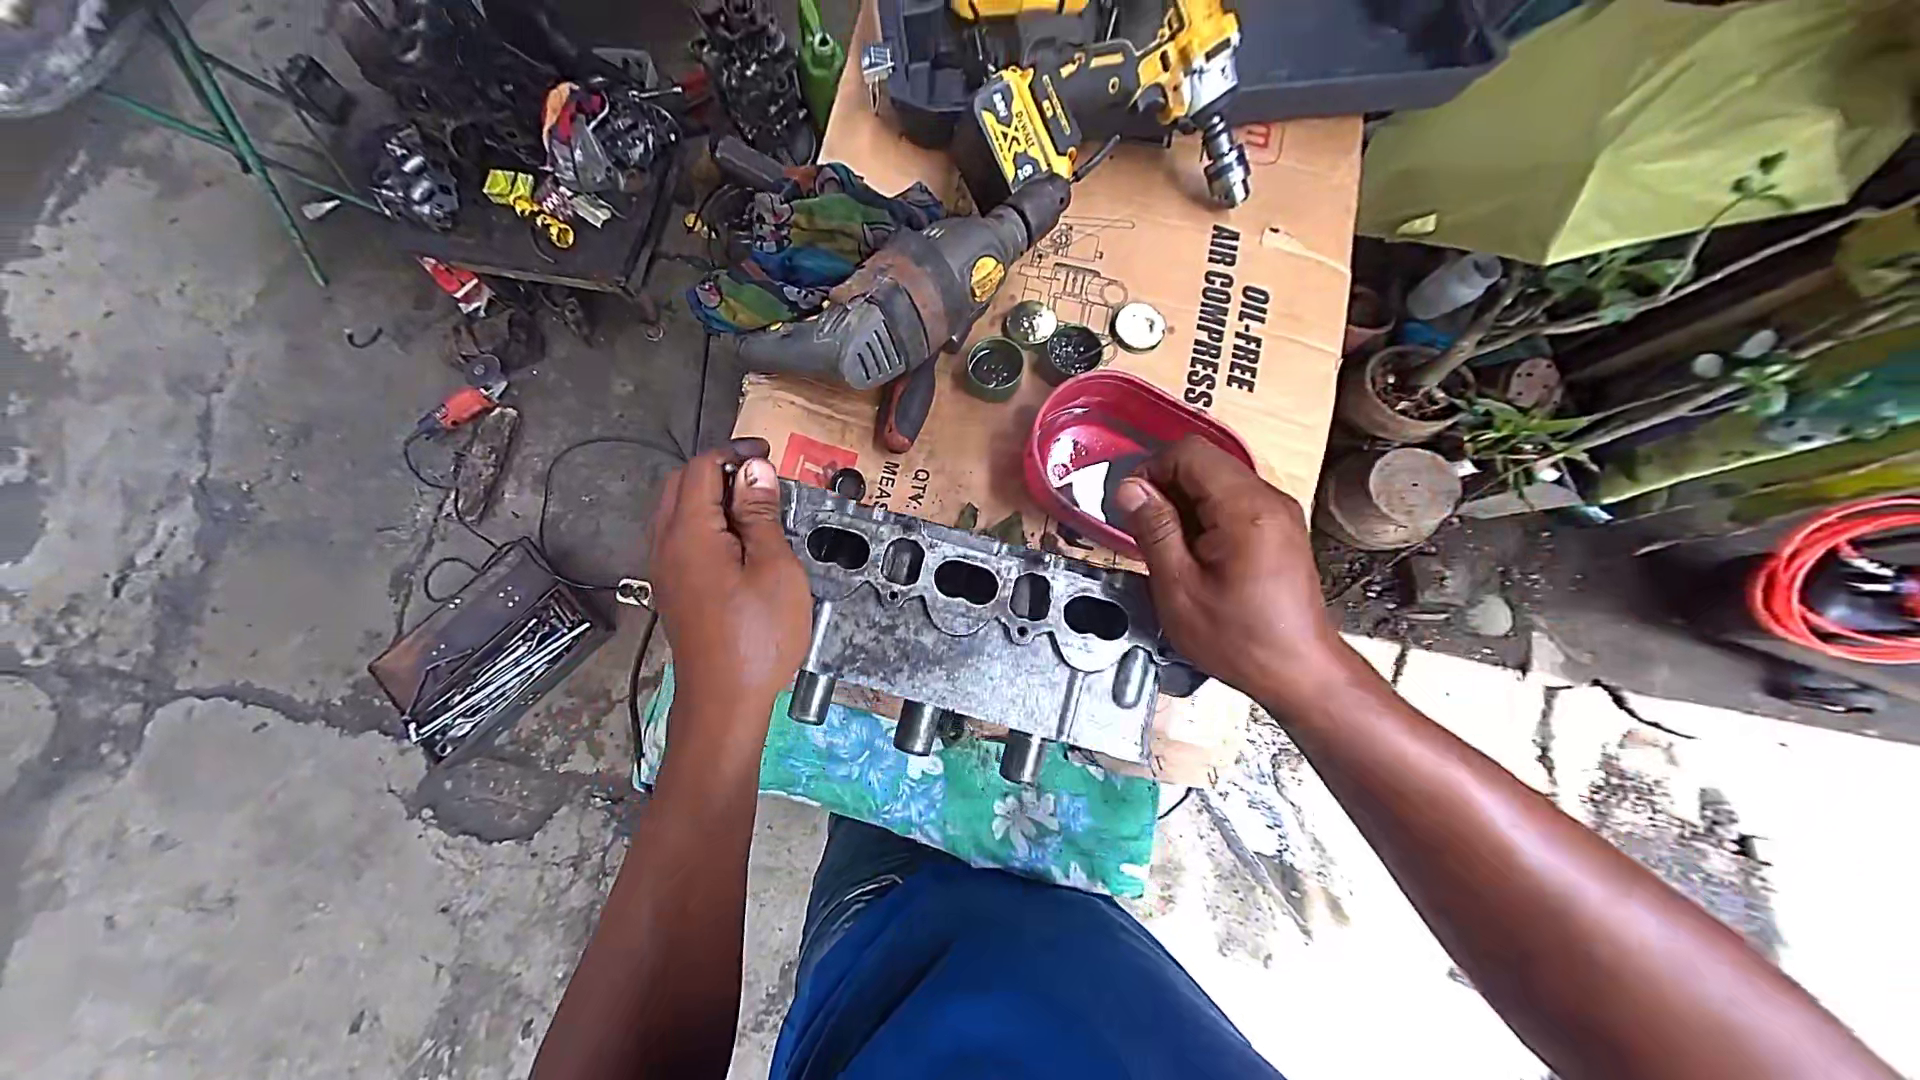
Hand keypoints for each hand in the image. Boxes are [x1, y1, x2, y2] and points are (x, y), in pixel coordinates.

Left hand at [648, 439, 812, 716]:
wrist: (725, 699)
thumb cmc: (759, 635)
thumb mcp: (774, 568)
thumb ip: (760, 515)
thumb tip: (754, 470)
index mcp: (690, 534)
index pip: (701, 469)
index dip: (734, 453)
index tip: (768, 455)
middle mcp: (665, 545)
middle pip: (681, 484)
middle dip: (719, 469)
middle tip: (762, 478)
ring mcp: (664, 569)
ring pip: (676, 510)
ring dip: (710, 495)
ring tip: (754, 505)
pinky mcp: (672, 588)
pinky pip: (679, 536)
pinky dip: (705, 521)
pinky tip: (737, 540)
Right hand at [1113, 437, 1347, 711]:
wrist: (1298, 671)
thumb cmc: (1241, 640)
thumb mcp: (1179, 588)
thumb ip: (1154, 530)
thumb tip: (1130, 488)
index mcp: (1245, 510)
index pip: (1189, 452)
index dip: (1151, 470)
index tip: (1132, 505)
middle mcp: (1268, 501)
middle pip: (1204, 462)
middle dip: (1165, 487)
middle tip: (1144, 530)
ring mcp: (1277, 513)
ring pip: (1215, 480)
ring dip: (1182, 504)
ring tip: (1167, 547)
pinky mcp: (1277, 528)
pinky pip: (1230, 501)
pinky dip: (1202, 517)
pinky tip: (1191, 553)